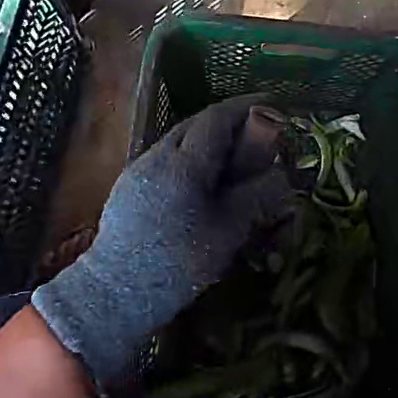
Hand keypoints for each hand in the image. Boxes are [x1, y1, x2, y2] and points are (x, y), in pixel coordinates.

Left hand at [32, 96, 293, 389]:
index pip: (218, 118)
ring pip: (179, 140)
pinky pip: (166, 159)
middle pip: (196, 124)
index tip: (272, 104)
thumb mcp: (227, 232)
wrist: (116, 292)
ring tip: (233, 157)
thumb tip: (281, 177)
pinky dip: (191, 157)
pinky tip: (202, 181)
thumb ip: (256, 198)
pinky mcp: (129, 187)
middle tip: (256, 132)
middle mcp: (158, 156)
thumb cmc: (178, 262)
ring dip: (208, 140)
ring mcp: (139, 170)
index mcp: (184, 162)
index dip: (247, 107)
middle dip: (229, 122)